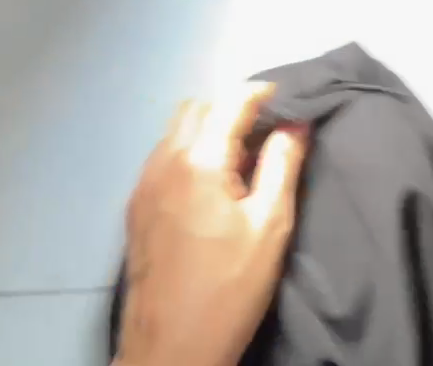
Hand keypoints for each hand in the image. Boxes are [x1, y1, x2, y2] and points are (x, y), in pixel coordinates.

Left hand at [116, 83, 308, 365]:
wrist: (170, 351)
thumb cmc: (229, 287)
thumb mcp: (270, 225)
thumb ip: (283, 164)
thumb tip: (297, 123)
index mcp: (200, 161)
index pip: (230, 101)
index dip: (260, 92)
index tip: (286, 98)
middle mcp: (164, 161)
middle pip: (198, 108)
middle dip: (230, 109)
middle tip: (262, 134)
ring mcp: (144, 183)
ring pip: (176, 130)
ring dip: (207, 129)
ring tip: (238, 162)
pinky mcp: (135, 206)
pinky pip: (162, 156)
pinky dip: (188, 152)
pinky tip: (209, 186)